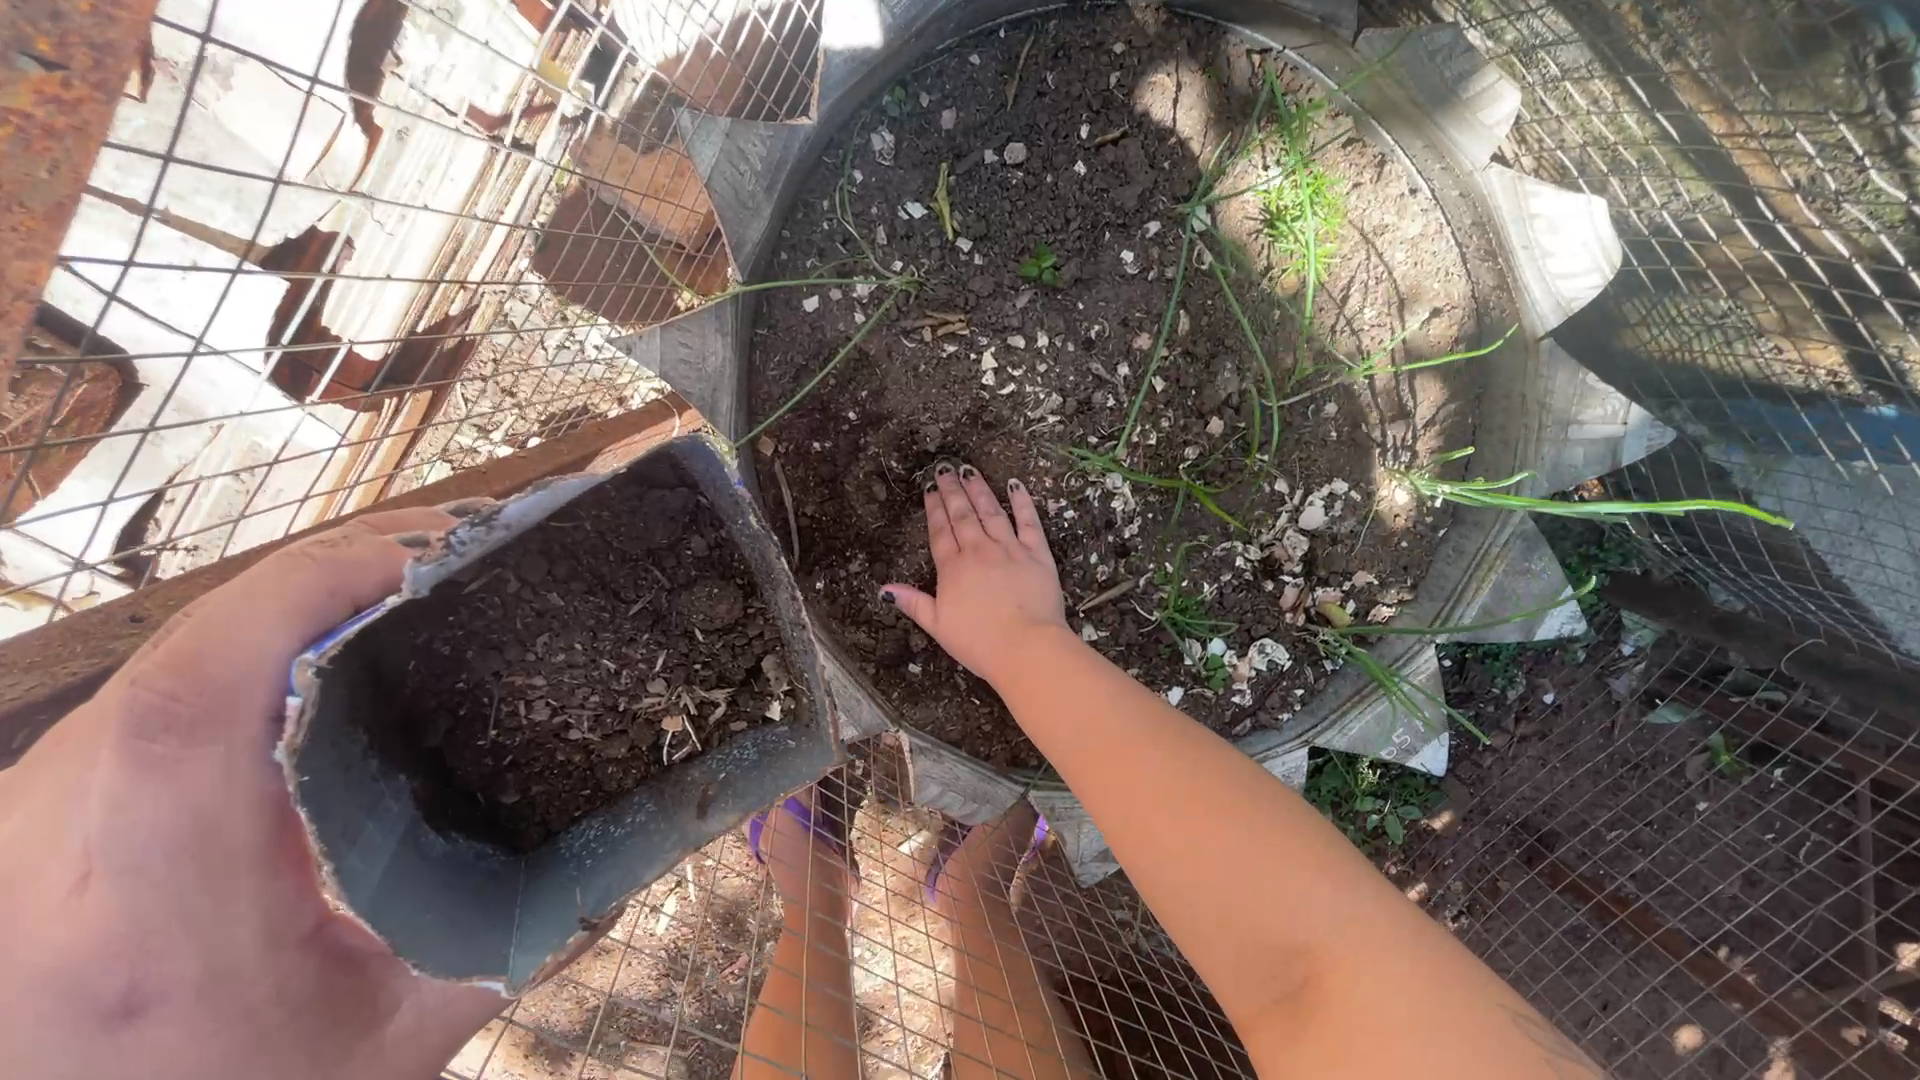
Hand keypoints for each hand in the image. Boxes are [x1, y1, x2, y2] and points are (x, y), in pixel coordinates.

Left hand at [0, 509, 503, 1079]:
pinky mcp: (39, 792)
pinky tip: (338, 637)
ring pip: (174, 643)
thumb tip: (626, 847)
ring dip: (298, 591)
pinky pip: (163, 671)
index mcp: (155, 914)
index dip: (306, 594)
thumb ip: (518, 938)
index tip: (428, 555)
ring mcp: (30, 807)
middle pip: (190, 645)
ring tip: (417, 578)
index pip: (197, 700)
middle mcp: (53, 843)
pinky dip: (260, 630)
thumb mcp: (403, 1034)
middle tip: (461, 552)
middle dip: (331, 570)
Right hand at [883, 463, 1070, 688]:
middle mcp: (979, 551)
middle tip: (945, 469)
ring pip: (991, 511)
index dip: (934, 509)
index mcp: (953, 569)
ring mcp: (1009, 549)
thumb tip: (885, 589)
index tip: (929, 489)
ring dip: (979, 489)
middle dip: (952, 490)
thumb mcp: (938, 626)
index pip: (940, 532)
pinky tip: (1014, 485)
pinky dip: (1022, 501)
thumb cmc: (980, 643)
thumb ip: (913, 603)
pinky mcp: (1037, 553)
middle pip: (962, 515)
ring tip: (969, 470)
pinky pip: (1029, 521)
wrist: (1026, 648)